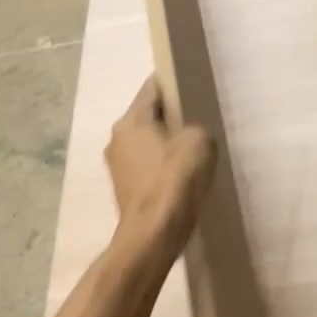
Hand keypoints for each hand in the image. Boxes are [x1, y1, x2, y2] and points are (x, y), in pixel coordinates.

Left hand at [105, 77, 213, 242]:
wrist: (153, 234)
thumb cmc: (175, 181)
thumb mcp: (200, 142)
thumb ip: (195, 128)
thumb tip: (187, 135)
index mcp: (131, 120)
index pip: (152, 87)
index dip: (173, 82)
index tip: (190, 83)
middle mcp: (116, 138)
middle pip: (147, 116)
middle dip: (170, 117)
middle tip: (197, 121)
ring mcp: (116, 165)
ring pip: (145, 143)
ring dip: (165, 145)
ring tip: (191, 154)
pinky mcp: (123, 189)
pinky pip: (145, 167)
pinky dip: (161, 168)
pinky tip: (179, 178)